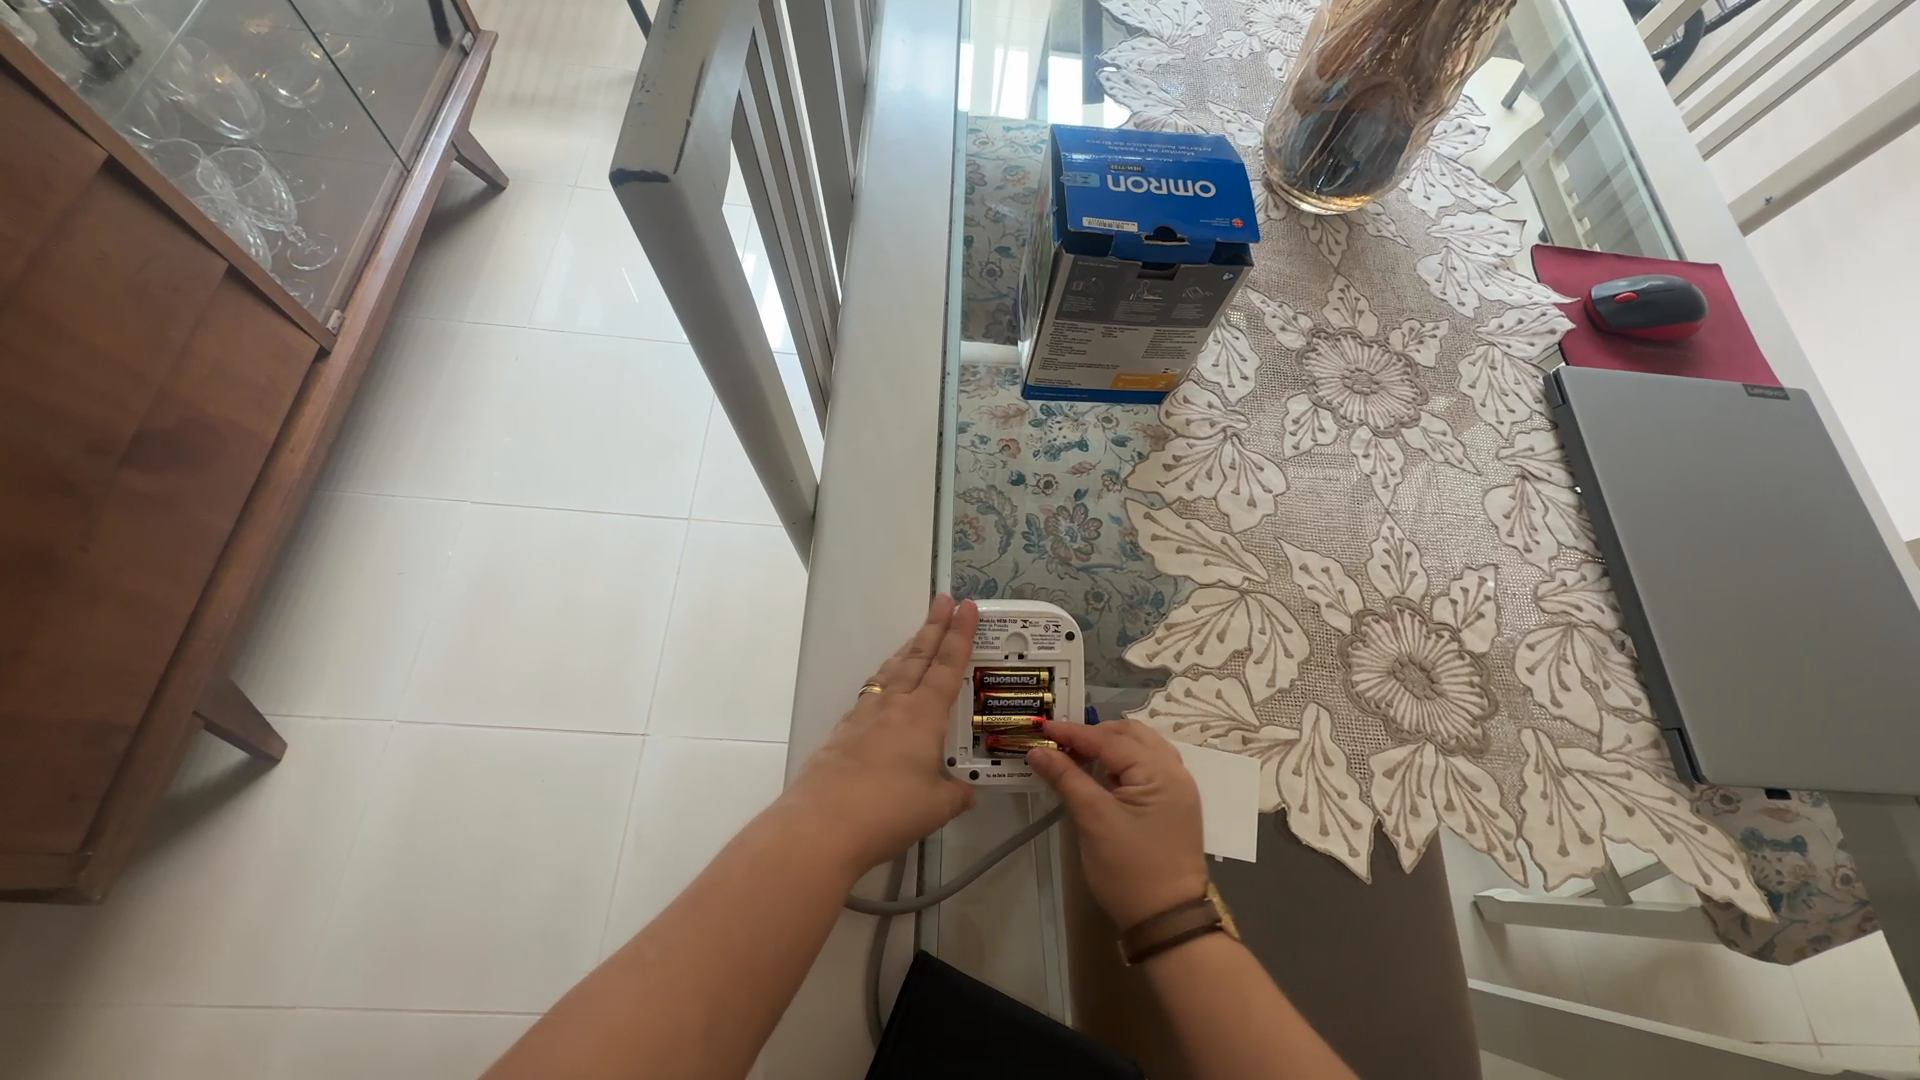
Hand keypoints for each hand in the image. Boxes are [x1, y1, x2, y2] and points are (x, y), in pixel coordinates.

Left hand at [782, 596, 978, 876]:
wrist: (821, 825)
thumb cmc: (888, 811)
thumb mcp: (936, 807)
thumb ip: (955, 795)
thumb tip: (966, 792)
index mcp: (923, 716)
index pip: (947, 666)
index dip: (960, 635)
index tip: (966, 606)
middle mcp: (893, 707)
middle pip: (917, 658)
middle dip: (933, 627)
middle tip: (943, 600)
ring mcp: (863, 717)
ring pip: (890, 672)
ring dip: (907, 650)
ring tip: (918, 636)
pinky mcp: (842, 734)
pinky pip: (870, 695)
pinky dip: (883, 682)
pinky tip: (883, 691)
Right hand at [1027, 720, 1208, 928]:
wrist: (1168, 921)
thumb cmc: (1129, 869)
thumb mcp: (1093, 820)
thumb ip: (1066, 778)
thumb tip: (1038, 751)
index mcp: (1160, 772)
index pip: (1110, 740)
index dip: (1073, 733)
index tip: (1042, 729)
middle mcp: (1175, 772)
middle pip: (1131, 735)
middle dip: (1094, 733)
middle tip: (1061, 743)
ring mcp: (1179, 789)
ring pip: (1142, 748)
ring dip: (1110, 744)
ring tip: (1078, 755)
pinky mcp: (1174, 805)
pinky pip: (1148, 766)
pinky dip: (1123, 761)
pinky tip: (1103, 772)